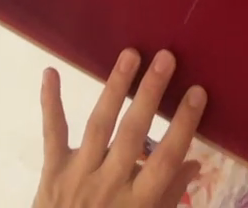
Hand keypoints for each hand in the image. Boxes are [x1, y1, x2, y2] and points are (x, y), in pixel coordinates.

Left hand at [35, 49, 207, 207]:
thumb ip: (170, 197)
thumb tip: (194, 162)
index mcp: (137, 204)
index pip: (166, 160)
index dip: (183, 126)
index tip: (197, 91)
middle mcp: (109, 186)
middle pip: (132, 135)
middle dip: (149, 94)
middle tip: (165, 57)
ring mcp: (79, 176)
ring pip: (99, 126)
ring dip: (115, 88)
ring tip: (130, 54)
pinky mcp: (53, 171)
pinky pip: (53, 134)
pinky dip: (50, 103)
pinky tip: (50, 72)